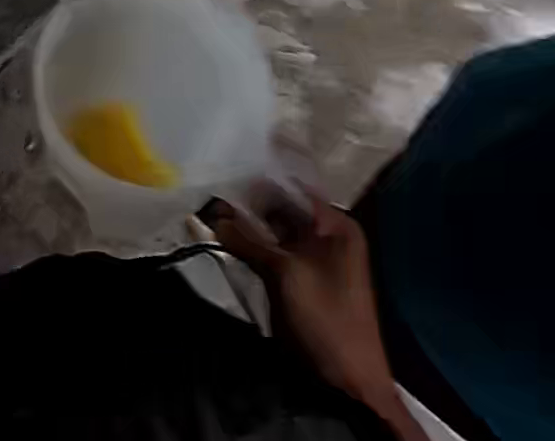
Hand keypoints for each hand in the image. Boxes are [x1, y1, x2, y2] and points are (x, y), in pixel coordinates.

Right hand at [205, 195, 418, 437]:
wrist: (346, 384)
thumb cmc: (325, 317)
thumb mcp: (284, 272)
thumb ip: (246, 237)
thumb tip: (210, 211)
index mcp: (336, 226)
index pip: (292, 189)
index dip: (258, 181)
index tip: (223, 170)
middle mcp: (325, 236)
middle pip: (279, 209)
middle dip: (246, 205)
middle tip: (208, 194)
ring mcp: (310, 258)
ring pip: (270, 231)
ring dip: (243, 226)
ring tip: (208, 212)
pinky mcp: (295, 279)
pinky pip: (267, 252)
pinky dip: (247, 246)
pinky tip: (220, 236)